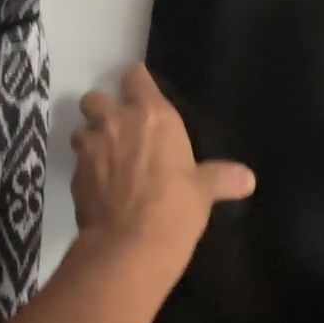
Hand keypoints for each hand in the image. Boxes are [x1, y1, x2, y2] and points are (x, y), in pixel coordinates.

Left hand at [70, 65, 254, 279]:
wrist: (129, 245)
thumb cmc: (175, 208)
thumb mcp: (203, 192)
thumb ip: (221, 178)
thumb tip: (248, 179)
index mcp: (152, 115)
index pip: (135, 77)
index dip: (136, 82)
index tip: (141, 91)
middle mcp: (116, 122)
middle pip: (96, 97)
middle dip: (103, 107)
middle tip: (118, 126)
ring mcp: (91, 147)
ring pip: (80, 128)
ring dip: (90, 137)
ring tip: (106, 156)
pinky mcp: (75, 174)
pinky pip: (78, 162)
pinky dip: (87, 168)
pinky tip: (100, 185)